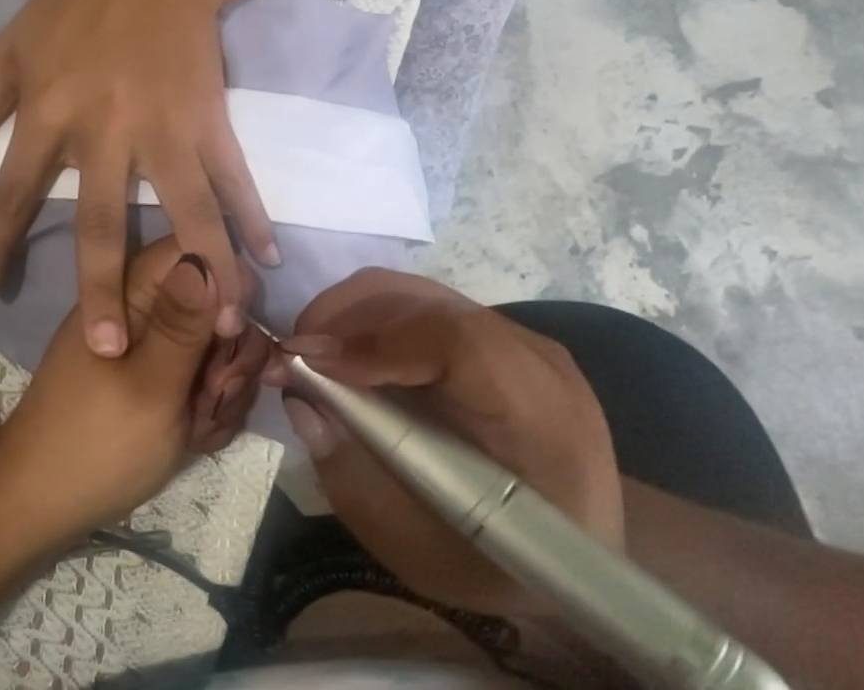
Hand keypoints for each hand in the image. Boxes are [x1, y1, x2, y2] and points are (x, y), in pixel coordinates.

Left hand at [0, 0, 278, 356]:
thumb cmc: (75, 4)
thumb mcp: (10, 45)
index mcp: (48, 114)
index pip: (13, 192)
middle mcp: (104, 133)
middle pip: (98, 224)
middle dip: (101, 288)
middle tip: (108, 349)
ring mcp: (164, 130)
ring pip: (182, 212)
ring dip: (201, 272)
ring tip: (219, 329)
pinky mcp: (209, 120)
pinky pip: (231, 177)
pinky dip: (248, 217)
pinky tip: (264, 259)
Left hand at [0, 239, 235, 535]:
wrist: (43, 502)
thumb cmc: (95, 444)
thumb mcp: (149, 386)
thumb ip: (184, 325)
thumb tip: (205, 254)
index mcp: (126, 297)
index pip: (192, 253)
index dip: (226, 286)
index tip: (229, 335)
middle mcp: (140, 315)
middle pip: (216, 307)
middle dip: (230, 355)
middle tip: (210, 396)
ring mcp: (150, 353)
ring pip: (219, 352)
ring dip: (223, 391)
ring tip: (197, 427)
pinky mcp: (159, 386)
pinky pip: (206, 385)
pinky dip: (209, 413)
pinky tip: (195, 440)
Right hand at [266, 269, 624, 615]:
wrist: (569, 566)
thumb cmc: (493, 568)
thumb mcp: (410, 542)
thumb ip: (350, 469)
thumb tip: (297, 398)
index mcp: (539, 421)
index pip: (460, 342)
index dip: (375, 342)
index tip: (310, 364)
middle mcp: (537, 365)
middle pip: (427, 304)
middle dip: (344, 317)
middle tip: (293, 357)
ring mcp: (520, 345)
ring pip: (418, 296)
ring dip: (352, 316)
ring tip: (313, 358)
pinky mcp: (498, 342)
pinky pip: (423, 311)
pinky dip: (372, 324)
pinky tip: (348, 360)